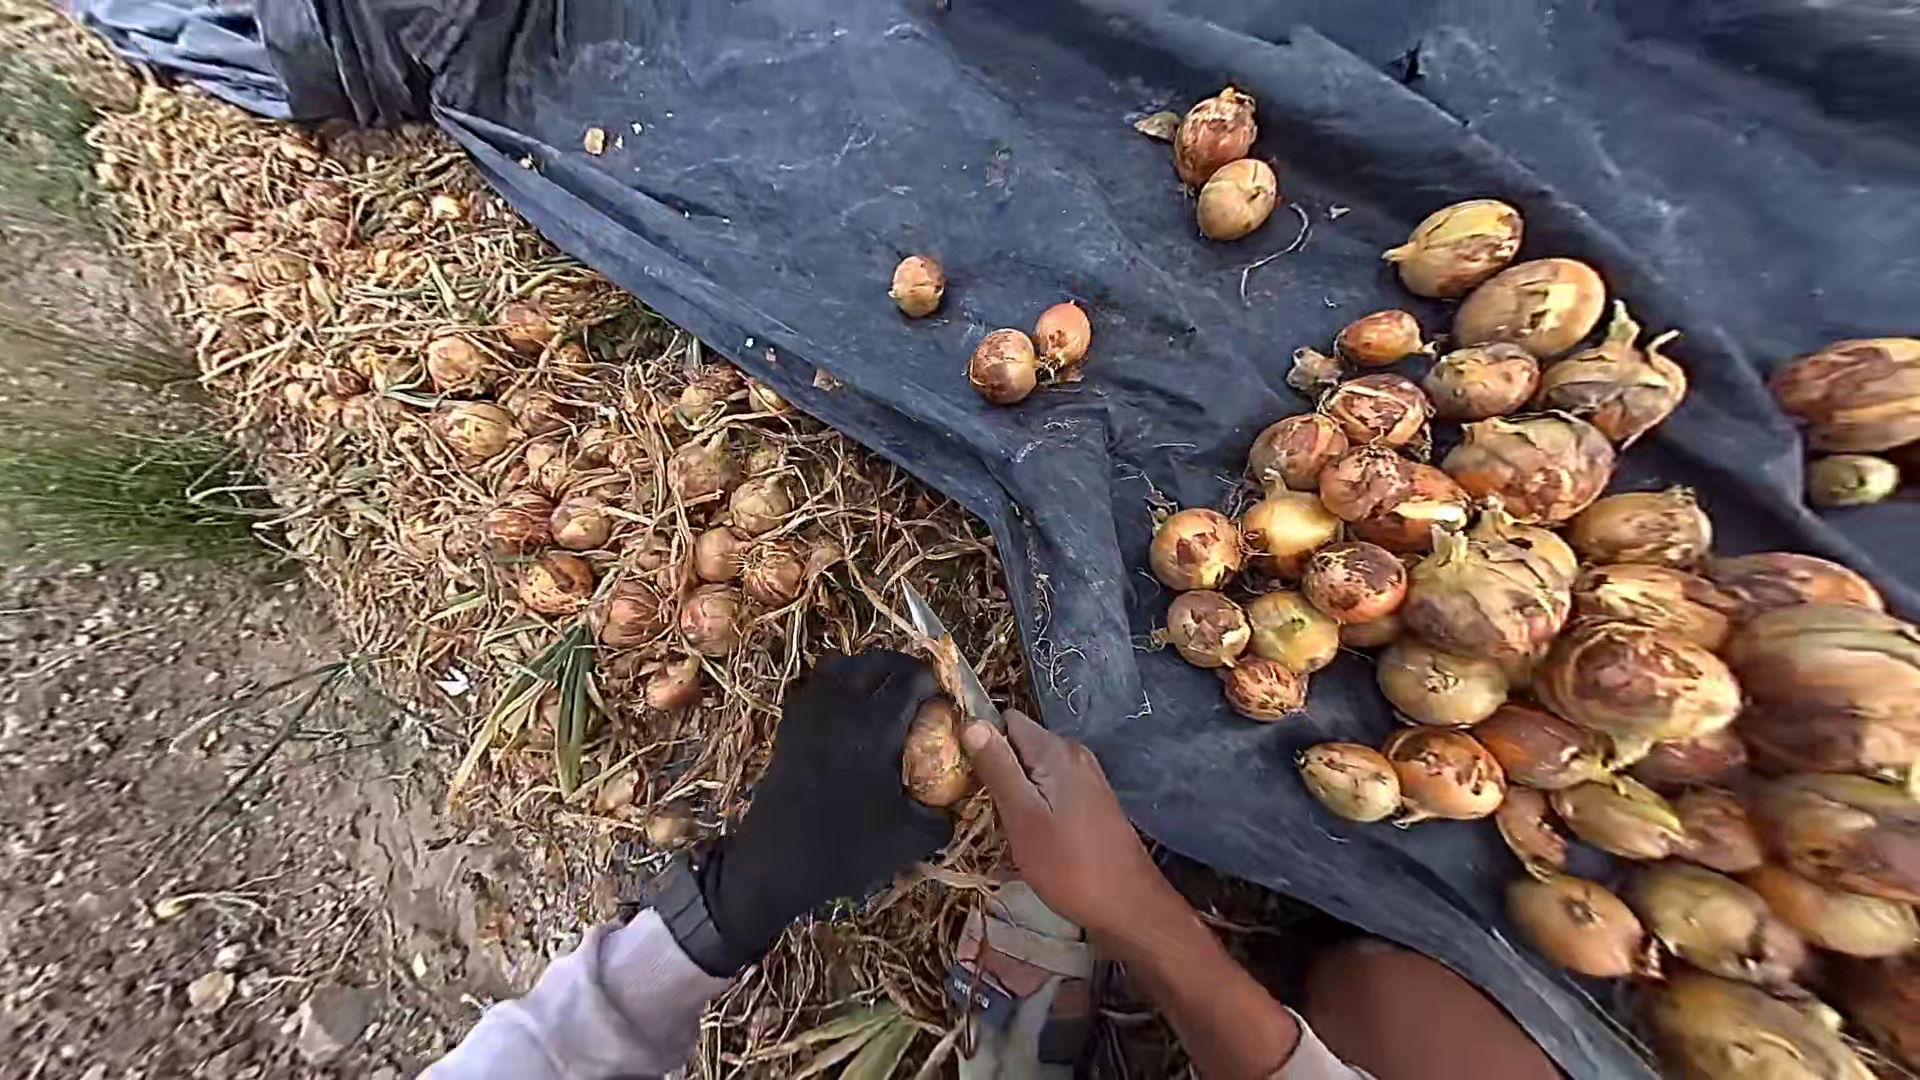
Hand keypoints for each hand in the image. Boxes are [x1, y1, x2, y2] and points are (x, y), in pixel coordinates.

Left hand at [701, 650, 952, 964]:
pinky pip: (819, 680)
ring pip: (847, 662)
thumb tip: (962, 798)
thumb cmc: (846, 850)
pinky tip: (849, 705)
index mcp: (878, 727)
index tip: (943, 700)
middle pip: (882, 661)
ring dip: (872, 668)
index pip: (914, 679)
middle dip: (907, 668)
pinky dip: (840, 679)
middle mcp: (845, 706)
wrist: (776, 863)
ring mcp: (814, 708)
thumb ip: (944, 815)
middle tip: (920, 689)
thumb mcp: (911, 838)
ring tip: (885, 689)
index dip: (935, 683)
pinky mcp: (793, 719)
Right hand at [960, 709, 1179, 941]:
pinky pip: (1050, 785)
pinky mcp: (1091, 798)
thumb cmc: (1071, 866)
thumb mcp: (1023, 817)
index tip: (965, 773)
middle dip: (997, 768)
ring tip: (1002, 826)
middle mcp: (1073, 752)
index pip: (1006, 720)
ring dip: (1014, 790)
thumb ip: (997, 767)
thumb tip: (972, 722)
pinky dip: (1034, 802)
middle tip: (981, 807)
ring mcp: (1085, 775)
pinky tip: (1029, 835)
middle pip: (1020, 743)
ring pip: (1034, 767)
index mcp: (1055, 749)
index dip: (982, 739)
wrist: (1131, 909)